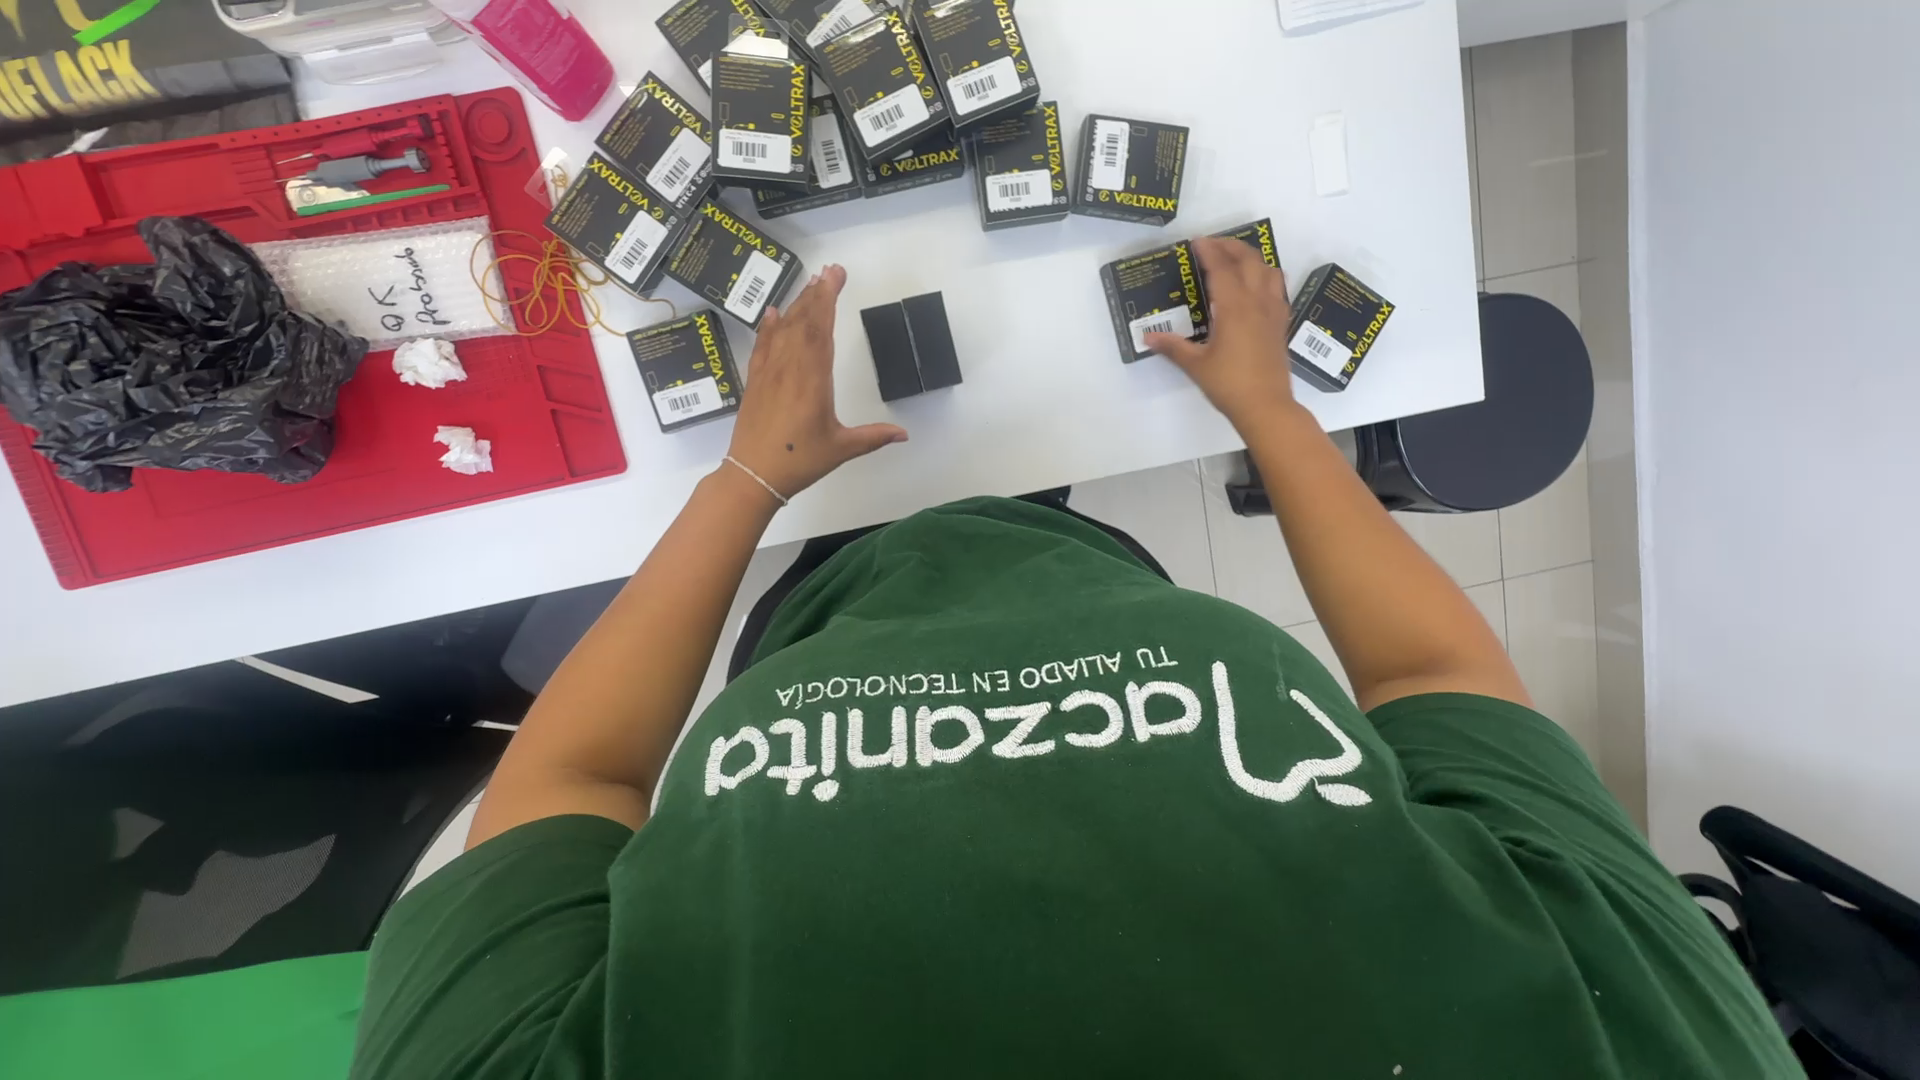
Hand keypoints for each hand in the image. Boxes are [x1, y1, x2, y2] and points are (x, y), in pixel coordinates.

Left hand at [725, 265, 906, 500]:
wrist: (752, 474)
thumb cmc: (799, 461)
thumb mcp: (841, 449)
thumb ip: (873, 437)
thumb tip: (903, 434)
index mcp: (813, 380)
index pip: (821, 329)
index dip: (829, 300)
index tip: (836, 277)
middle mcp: (789, 368)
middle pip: (803, 321)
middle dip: (817, 294)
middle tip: (830, 271)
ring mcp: (769, 372)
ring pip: (783, 329)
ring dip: (797, 305)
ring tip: (810, 284)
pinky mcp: (755, 381)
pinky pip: (763, 346)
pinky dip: (769, 327)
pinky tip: (774, 312)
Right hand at [1146, 237, 1302, 430]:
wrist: (1266, 406)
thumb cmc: (1228, 385)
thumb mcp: (1195, 365)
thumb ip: (1173, 346)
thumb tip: (1148, 337)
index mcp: (1234, 308)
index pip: (1221, 269)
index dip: (1209, 252)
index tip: (1196, 242)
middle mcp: (1257, 302)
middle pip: (1248, 261)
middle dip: (1231, 247)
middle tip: (1213, 246)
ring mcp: (1273, 312)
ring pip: (1268, 270)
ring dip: (1252, 259)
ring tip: (1235, 261)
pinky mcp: (1281, 324)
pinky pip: (1277, 289)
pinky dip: (1265, 277)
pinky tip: (1255, 287)